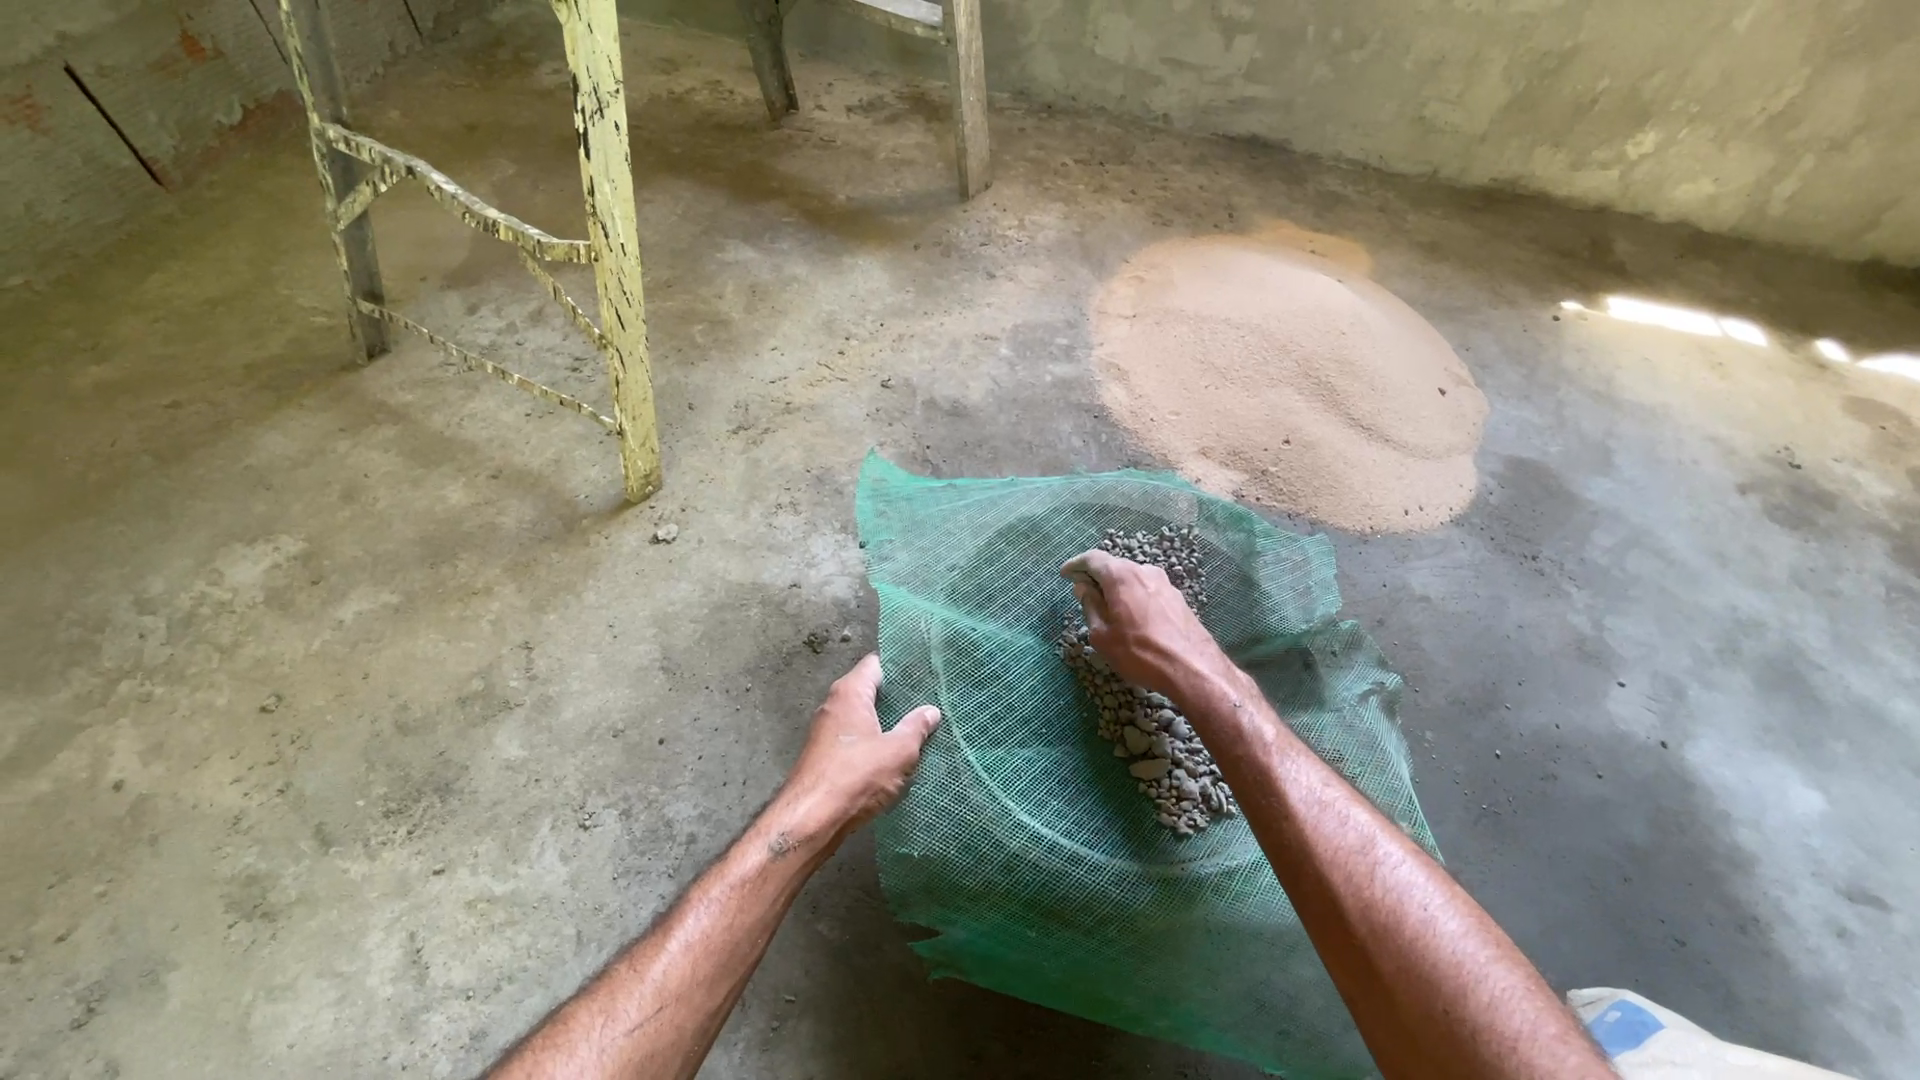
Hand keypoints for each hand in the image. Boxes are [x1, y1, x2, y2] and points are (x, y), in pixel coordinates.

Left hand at [774, 653, 940, 844]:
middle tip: (930, 698)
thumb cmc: (857, 776)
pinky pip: (857, 738)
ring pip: (863, 716)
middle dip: (897, 695)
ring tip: (919, 725)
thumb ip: (916, 727)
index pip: (876, 663)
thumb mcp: (898, 751)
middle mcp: (834, 704)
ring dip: (887, 721)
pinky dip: (875, 741)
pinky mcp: (826, 756)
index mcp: (850, 692)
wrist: (811, 819)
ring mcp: (827, 731)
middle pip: (869, 689)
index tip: (926, 669)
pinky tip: (896, 753)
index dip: (900, 664)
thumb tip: (931, 710)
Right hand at [1061, 549, 1234, 700]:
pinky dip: (1133, 595)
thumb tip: (1083, 588)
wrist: (1192, 669)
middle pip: (1114, 566)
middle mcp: (1144, 571)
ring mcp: (1165, 584)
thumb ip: (1090, 606)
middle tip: (1082, 591)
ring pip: (1133, 578)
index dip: (1076, 565)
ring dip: (1116, 587)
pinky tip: (1130, 614)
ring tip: (1106, 605)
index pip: (1093, 559)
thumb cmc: (1139, 653)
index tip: (1065, 574)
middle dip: (1096, 576)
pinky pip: (1147, 589)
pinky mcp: (1177, 598)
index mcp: (1122, 576)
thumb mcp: (1102, 635)